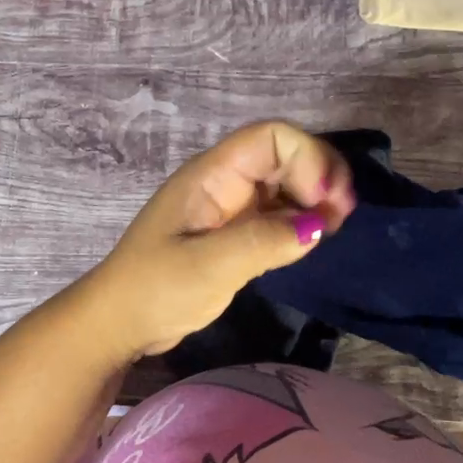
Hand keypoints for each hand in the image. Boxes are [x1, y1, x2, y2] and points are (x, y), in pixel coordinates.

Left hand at [84, 122, 357, 358]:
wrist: (120, 324)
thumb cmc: (156, 289)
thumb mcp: (209, 267)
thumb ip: (263, 242)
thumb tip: (317, 226)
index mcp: (211, 175)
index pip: (270, 138)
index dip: (307, 158)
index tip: (324, 202)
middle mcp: (223, 182)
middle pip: (284, 155)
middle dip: (320, 176)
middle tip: (341, 217)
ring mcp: (230, 208)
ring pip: (285, 184)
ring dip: (315, 198)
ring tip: (335, 228)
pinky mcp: (235, 234)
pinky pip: (278, 213)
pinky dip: (302, 221)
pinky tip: (314, 240)